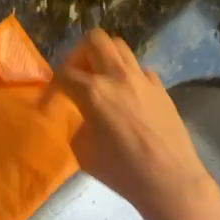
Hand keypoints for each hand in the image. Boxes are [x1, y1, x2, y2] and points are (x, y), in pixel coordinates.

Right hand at [52, 30, 217, 219]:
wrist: (168, 178)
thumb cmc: (122, 172)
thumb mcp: (85, 153)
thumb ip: (79, 127)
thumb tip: (85, 118)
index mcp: (94, 93)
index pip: (64, 73)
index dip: (52, 85)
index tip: (50, 100)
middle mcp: (118, 76)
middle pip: (95, 40)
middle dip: (79, 54)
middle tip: (75, 77)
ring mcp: (143, 78)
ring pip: (120, 47)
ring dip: (104, 59)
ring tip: (99, 83)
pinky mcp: (160, 87)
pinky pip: (138, 69)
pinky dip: (126, 76)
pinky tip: (125, 99)